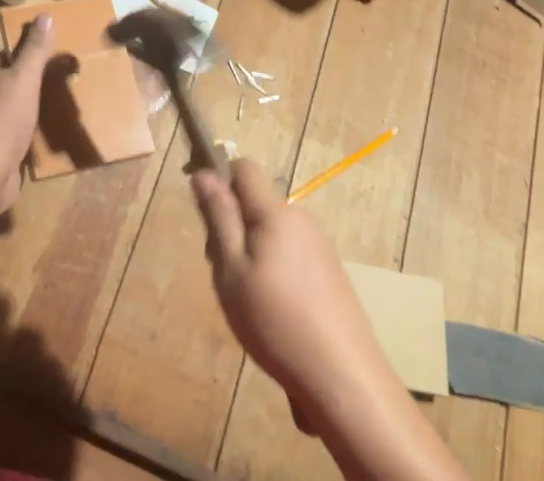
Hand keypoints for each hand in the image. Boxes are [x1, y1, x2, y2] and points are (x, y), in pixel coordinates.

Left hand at [0, 14, 54, 214]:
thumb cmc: (0, 121)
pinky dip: (26, 138)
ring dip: (30, 113)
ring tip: (59, 111)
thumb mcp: (23, 79)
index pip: (5, 56)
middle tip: (63, 86)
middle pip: (7, 85)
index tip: (54, 58)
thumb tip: (45, 14)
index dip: (28, 55)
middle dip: (31, 86)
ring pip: (10, 113)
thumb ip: (35, 50)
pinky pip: (11, 138)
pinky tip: (44, 141)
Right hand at [192, 161, 390, 429]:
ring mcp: (319, 246)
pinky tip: (273, 311)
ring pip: (271, 232)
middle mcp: (301, 219)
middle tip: (223, 272)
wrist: (341, 374)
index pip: (244, 168)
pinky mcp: (329, 272)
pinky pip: (289, 253)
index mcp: (276, 213)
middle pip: (255, 204)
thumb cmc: (274, 319)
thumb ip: (219, 218)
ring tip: (246, 299)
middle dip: (232, 226)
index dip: (219, 177)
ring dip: (251, 252)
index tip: (203, 210)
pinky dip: (273, 270)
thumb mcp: (232, 269)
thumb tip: (203, 172)